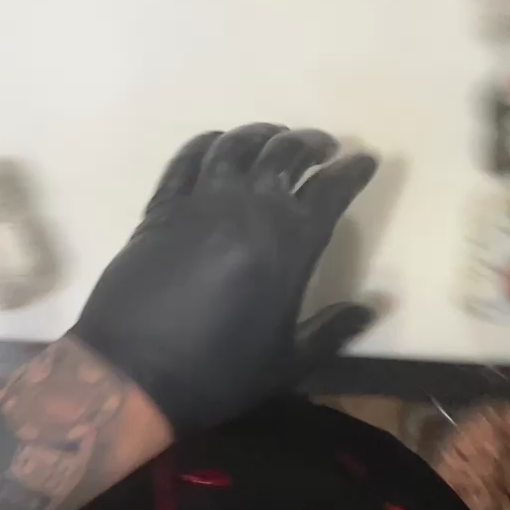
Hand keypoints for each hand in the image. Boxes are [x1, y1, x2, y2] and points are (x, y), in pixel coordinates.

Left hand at [72, 124, 378, 434]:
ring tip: (275, 137)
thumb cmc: (217, 372)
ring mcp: (199, 202)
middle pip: (285, 154)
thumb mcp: (288, 362)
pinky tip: (217, 144)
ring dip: (262, 135)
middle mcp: (247, 208)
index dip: (353, 171)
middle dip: (311, 144)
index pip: (331, 190)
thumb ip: (334, 330)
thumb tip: (376, 306)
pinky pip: (186, 159)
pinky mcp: (161, 207)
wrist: (132, 373)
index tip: (365, 161)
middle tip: (323, 147)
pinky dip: (207, 143)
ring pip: (236, 146)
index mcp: (288, 243)